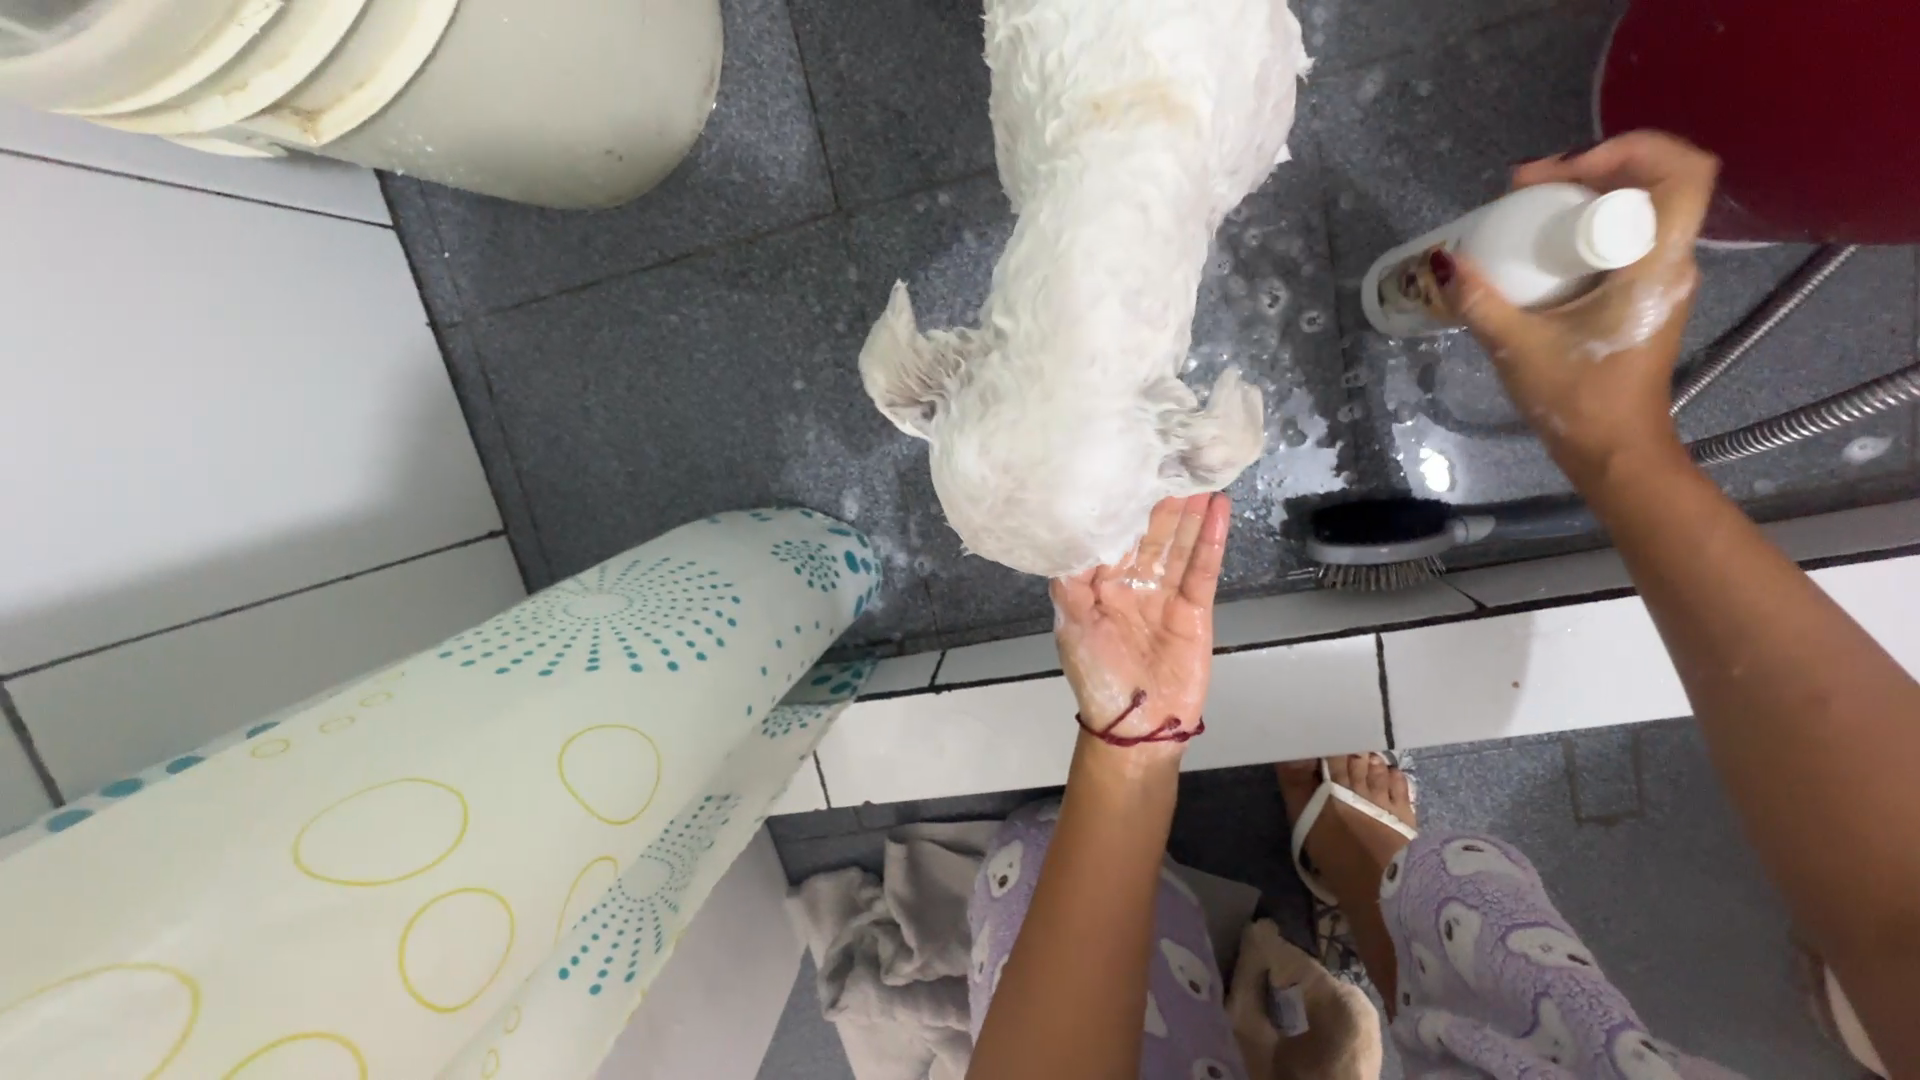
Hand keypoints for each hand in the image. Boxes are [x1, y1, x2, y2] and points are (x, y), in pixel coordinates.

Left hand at [1050, 494, 1230, 756]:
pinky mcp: (1195, 610)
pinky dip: (1211, 539)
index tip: (1128, 469)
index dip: (1120, 506)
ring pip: (1177, 544)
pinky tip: (1219, 508)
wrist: (1137, 723)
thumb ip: (1070, 581)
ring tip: (1199, 472)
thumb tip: (1062, 535)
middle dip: (1158, 500)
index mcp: (1099, 585)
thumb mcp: (1072, 625)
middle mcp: (1133, 583)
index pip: (1112, 536)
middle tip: (1171, 457)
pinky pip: (1203, 568)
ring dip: (1188, 511)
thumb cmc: (1097, 675)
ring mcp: (1165, 595)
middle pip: (1149, 534)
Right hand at [1436, 130, 1719, 487]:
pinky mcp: (1640, 297)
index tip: (1563, 171)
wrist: (1612, 448)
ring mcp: (1658, 280)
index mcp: (1655, 265)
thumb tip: (1442, 260)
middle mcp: (1669, 262)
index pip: (1683, 172)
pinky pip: (1623, 241)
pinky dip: (1586, 230)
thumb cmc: (1575, 398)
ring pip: (1640, 211)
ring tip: (1530, 211)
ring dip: (1589, 198)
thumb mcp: (1516, 347)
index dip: (1631, 149)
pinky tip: (1542, 249)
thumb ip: (1478, 301)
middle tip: (1529, 186)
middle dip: (1593, 169)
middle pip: (1655, 183)